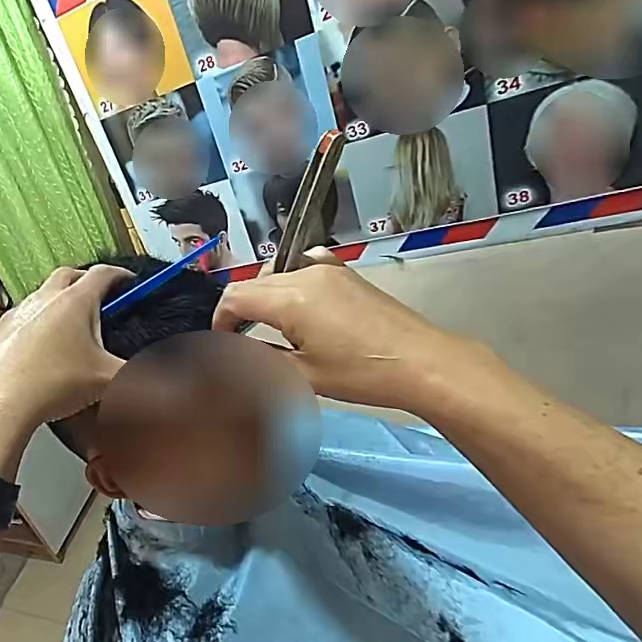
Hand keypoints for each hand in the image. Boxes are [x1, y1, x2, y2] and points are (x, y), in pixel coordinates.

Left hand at [0, 264, 134, 429]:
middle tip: (102, 298)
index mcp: (75, 301)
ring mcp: (18, 313)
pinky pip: (24, 318)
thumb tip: (168, 386)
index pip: (103, 273)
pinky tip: (44, 350)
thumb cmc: (50, 382)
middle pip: (69, 275)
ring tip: (74, 328)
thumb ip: (139, 378)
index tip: (129, 281)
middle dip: (87, 281)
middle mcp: (44, 299)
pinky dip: (39, 324)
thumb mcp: (106, 380)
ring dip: (60, 302)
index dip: (121, 275)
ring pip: (44, 295)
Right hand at [210, 252, 492, 411]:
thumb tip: (235, 355)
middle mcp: (306, 272)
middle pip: (254, 282)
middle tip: (241, 343)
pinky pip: (305, 266)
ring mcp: (329, 268)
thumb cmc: (362, 373)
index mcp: (290, 297)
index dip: (220, 320)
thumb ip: (262, 359)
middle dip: (240, 310)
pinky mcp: (346, 273)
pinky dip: (291, 282)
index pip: (235, 296)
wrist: (420, 361)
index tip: (221, 345)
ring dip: (265, 297)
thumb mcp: (304, 375)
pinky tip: (300, 304)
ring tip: (270, 328)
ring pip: (278, 274)